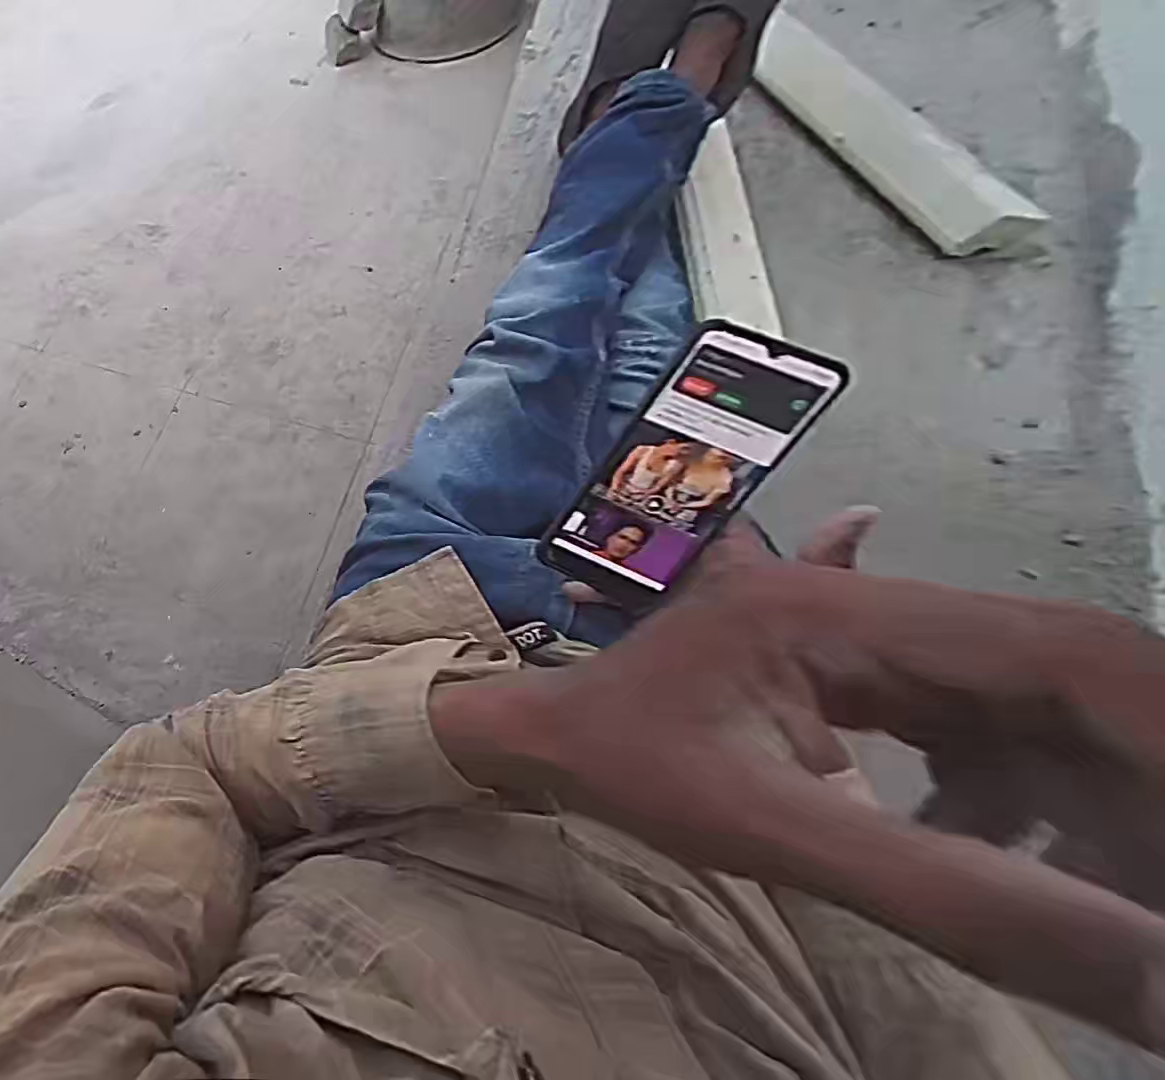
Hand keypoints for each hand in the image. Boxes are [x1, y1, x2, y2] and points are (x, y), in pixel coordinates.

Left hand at [433, 519, 1164, 1049]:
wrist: (544, 737)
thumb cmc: (619, 764)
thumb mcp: (765, 828)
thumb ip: (949, 893)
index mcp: (818, 610)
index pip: (1051, 651)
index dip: (1164, 739)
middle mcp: (838, 604)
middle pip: (1049, 674)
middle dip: (1127, 774)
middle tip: (1143, 882)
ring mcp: (834, 634)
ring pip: (1012, 701)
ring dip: (1072, 788)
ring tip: (1084, 880)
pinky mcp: (828, 671)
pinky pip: (955, 718)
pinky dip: (998, 782)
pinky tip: (977, 835)